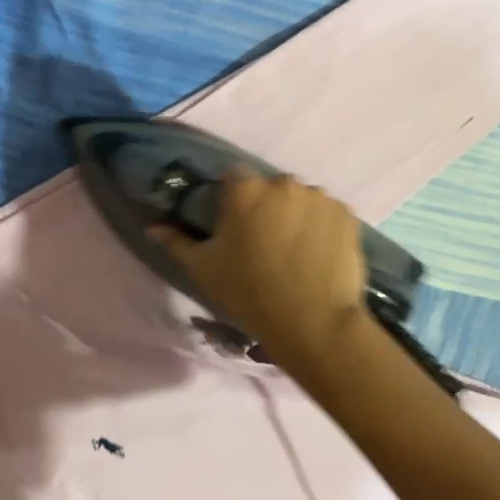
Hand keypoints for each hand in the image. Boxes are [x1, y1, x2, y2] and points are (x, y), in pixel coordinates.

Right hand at [150, 171, 367, 370]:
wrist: (313, 322)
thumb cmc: (249, 293)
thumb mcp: (203, 269)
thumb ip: (176, 242)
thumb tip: (152, 227)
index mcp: (244, 190)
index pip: (232, 176)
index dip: (230, 198)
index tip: (231, 224)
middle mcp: (284, 183)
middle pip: (270, 187)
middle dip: (265, 207)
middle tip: (262, 243)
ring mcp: (320, 197)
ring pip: (301, 200)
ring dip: (295, 216)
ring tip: (294, 252)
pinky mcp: (347, 215)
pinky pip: (327, 214)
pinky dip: (321, 228)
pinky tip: (316, 256)